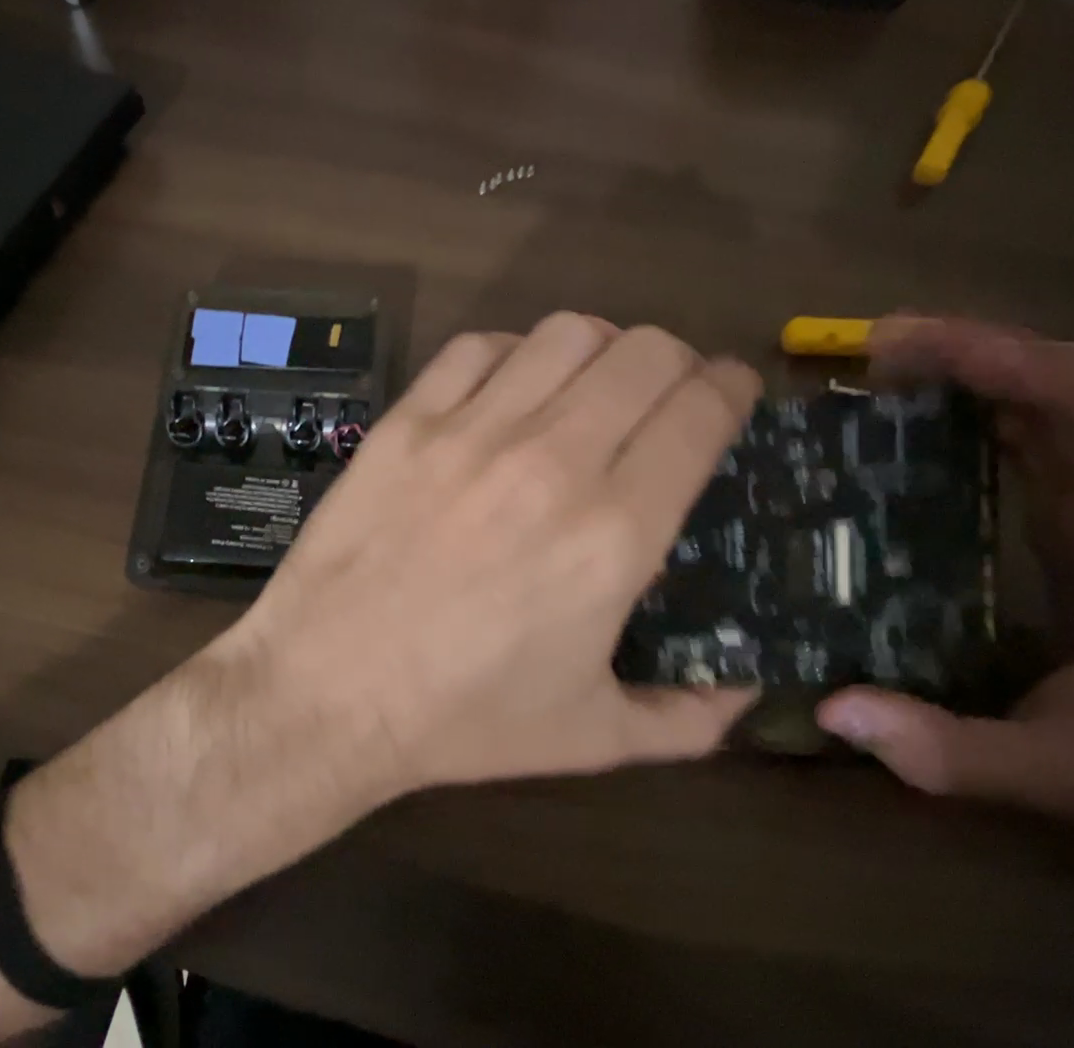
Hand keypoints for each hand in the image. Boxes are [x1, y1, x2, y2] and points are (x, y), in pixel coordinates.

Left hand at [221, 311, 762, 789]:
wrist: (327, 696)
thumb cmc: (463, 720)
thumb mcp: (594, 738)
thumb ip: (688, 717)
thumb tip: (746, 690)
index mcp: (615, 532)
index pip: (701, 411)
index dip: (733, 389)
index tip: (733, 397)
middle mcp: (553, 461)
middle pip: (646, 353)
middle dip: (678, 362)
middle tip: (668, 396)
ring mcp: (471, 433)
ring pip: (567, 334)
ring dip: (602, 348)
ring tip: (593, 385)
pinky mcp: (406, 424)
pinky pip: (477, 349)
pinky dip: (512, 353)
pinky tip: (509, 389)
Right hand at [817, 317, 1073, 841]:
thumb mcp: (1054, 777)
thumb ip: (947, 752)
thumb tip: (829, 709)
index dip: (1034, 377)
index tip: (932, 350)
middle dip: (995, 353)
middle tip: (886, 342)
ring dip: (994, 368)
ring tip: (898, 359)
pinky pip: (1060, 436)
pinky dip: (1001, 404)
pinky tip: (938, 406)